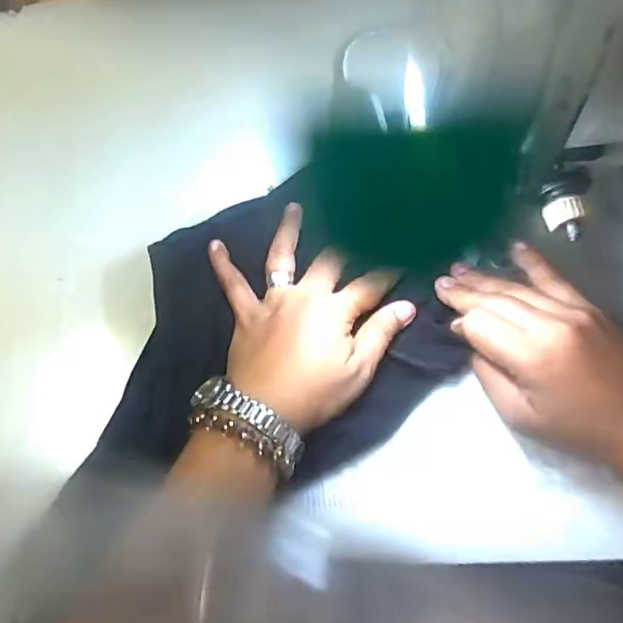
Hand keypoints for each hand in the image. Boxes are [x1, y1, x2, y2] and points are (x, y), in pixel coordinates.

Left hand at [208, 203, 416, 432]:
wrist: (261, 414)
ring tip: (293, 208)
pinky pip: (232, 285)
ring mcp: (272, 301)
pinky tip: (215, 246)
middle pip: (330, 261)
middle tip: (358, 221)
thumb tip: (407, 306)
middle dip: (348, 242)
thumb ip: (381, 333)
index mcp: (335, 309)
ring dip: (288, 231)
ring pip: (281, 258)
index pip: (369, 285)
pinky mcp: (246, 314)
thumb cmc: (316, 394)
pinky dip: (223, 265)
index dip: (388, 274)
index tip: (403, 259)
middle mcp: (305, 294)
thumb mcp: (358, 370)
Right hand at [434, 242, 622, 486]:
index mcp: (532, 356)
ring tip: (460, 269)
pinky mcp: (588, 306)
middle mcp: (550, 323)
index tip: (449, 324)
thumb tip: (473, 342)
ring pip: (519, 286)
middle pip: (497, 299)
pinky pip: (554, 277)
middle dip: (466, 291)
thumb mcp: (523, 417)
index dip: (462, 321)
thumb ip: (491, 376)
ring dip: (488, 277)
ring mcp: (572, 309)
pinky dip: (533, 262)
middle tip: (441, 283)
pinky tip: (515, 247)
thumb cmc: (581, 430)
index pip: (481, 323)